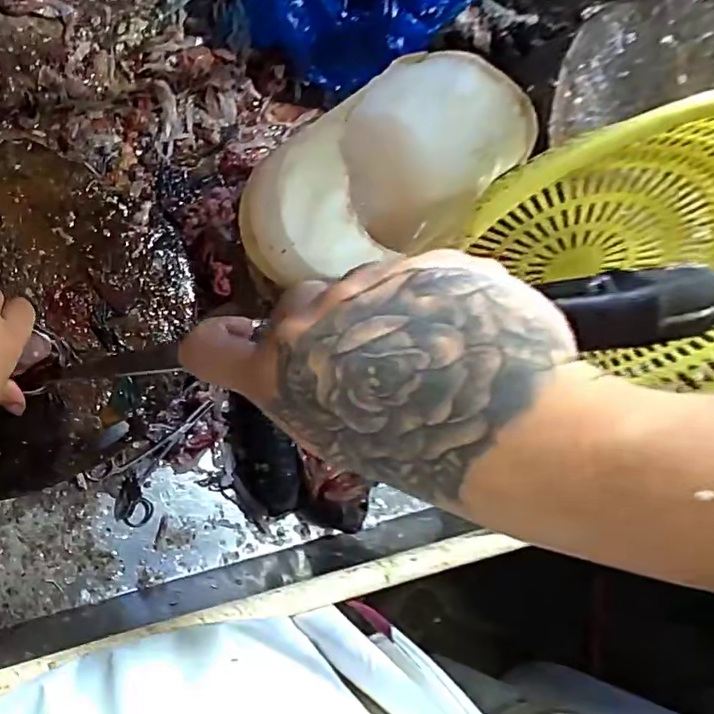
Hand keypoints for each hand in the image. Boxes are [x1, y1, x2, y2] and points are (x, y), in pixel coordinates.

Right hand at [181, 251, 579, 507]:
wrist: (506, 427)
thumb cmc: (411, 450)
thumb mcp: (331, 434)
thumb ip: (298, 387)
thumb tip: (305, 366)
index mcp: (274, 371)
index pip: (208, 345)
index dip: (214, 340)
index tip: (229, 338)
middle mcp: (305, 319)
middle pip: (293, 305)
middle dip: (317, 325)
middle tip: (361, 360)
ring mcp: (363, 283)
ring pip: (354, 287)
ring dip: (373, 309)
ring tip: (422, 350)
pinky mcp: (421, 262)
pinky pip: (409, 276)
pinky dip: (424, 298)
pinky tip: (455, 333)